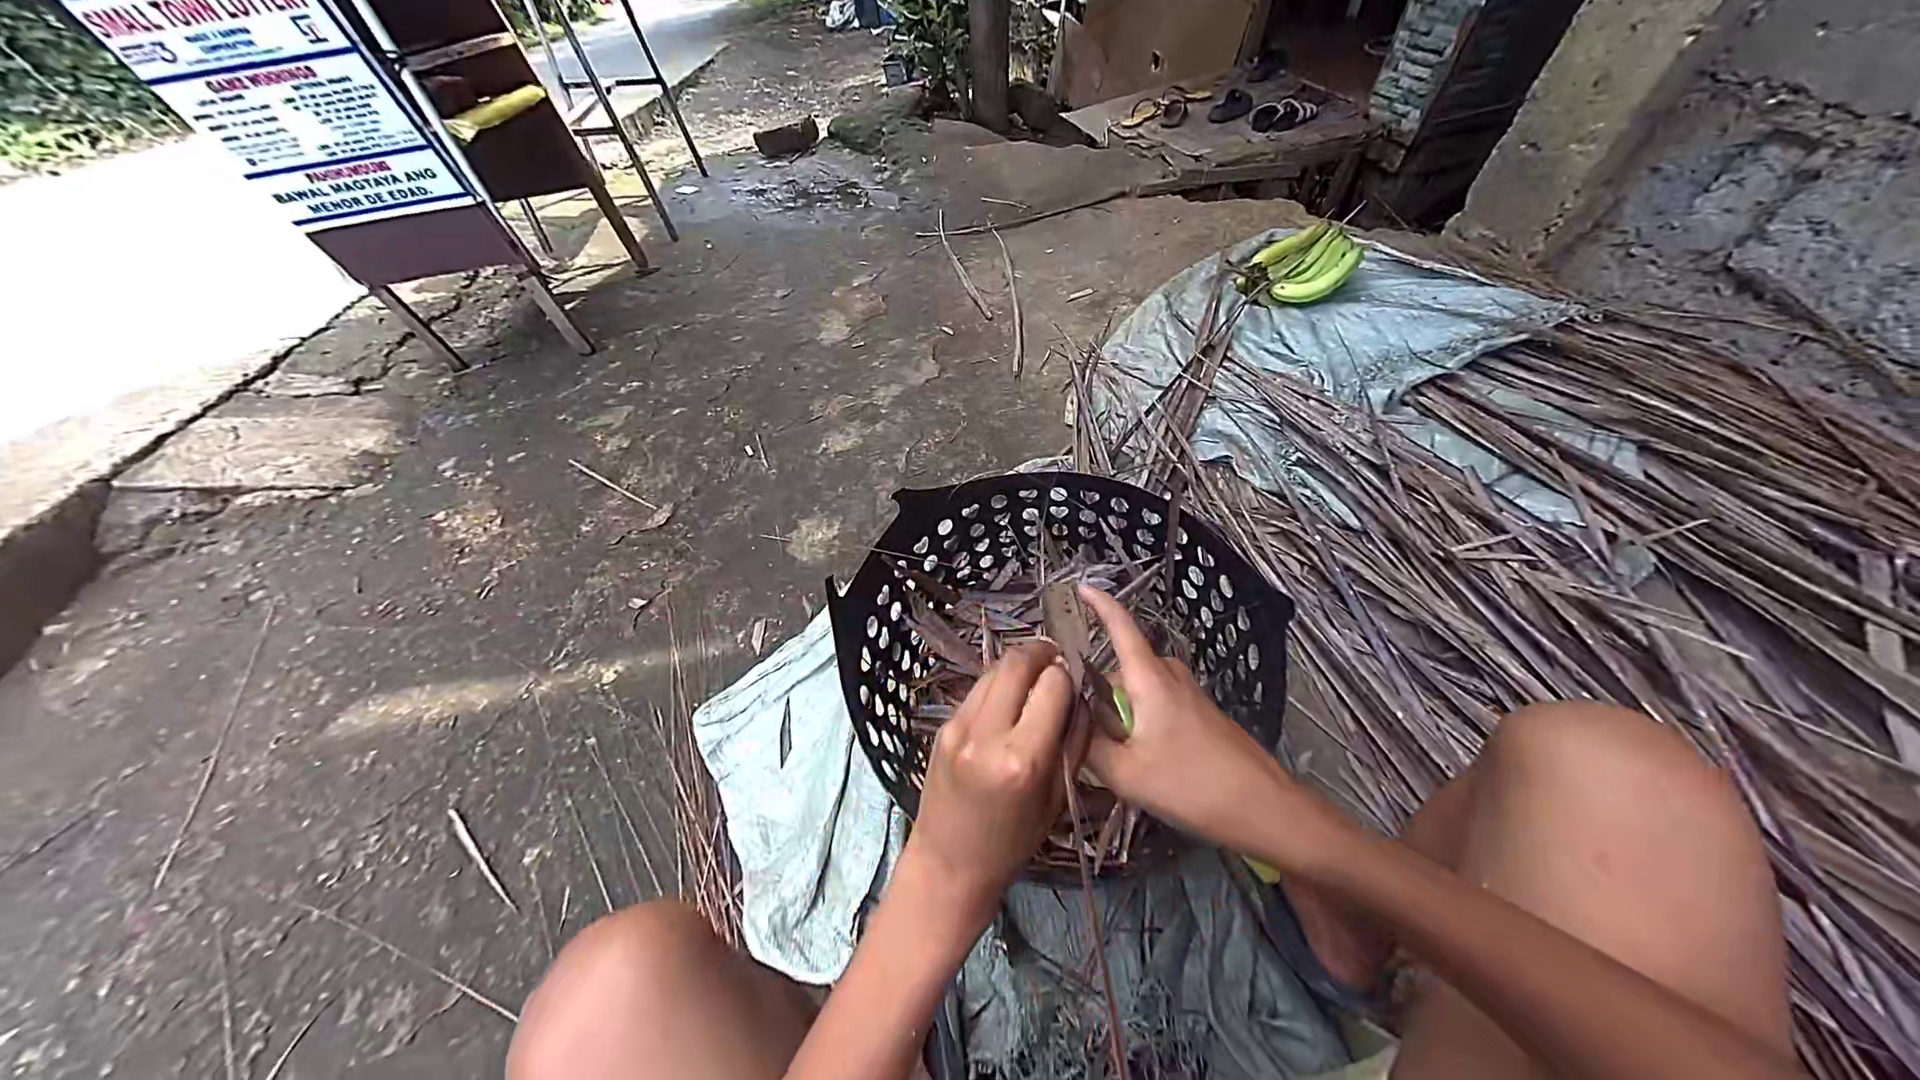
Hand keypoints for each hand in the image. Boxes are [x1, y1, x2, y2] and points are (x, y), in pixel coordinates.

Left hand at [905, 642, 1077, 926]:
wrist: (949, 861)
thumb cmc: (1013, 841)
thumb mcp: (1057, 797)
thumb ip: (1073, 741)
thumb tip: (1079, 694)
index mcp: (1022, 759)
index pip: (1052, 685)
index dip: (1067, 678)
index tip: (1073, 682)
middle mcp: (986, 735)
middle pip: (1017, 662)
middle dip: (1042, 653)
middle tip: (1056, 659)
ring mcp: (958, 727)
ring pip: (994, 669)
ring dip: (1018, 666)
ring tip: (1034, 678)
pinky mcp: (942, 726)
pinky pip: (976, 690)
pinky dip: (997, 685)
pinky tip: (1008, 701)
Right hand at [1078, 585, 1348, 870]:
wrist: (1264, 808)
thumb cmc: (1192, 786)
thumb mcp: (1125, 773)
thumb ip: (1087, 745)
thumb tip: (1064, 723)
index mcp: (1149, 678)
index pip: (1121, 625)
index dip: (1099, 603)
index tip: (1080, 587)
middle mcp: (1169, 675)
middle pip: (1119, 671)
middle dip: (1098, 698)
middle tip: (1091, 742)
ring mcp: (1187, 692)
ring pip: (1136, 692)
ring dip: (1120, 717)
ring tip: (1121, 762)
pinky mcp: (1199, 711)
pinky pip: (1155, 705)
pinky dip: (1140, 725)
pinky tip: (1148, 765)